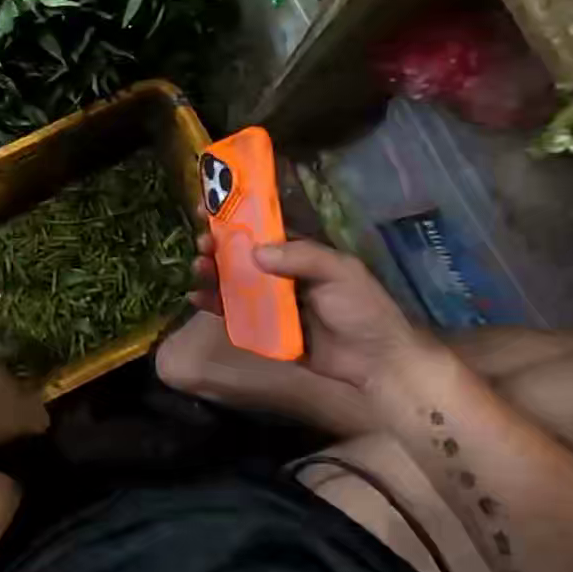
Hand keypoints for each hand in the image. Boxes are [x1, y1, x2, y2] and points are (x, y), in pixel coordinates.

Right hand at [190, 233, 436, 394]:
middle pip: (239, 255)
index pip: (260, 229)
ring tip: (198, 268)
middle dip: (216, 246)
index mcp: (297, 253)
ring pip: (232, 281)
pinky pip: (232, 313)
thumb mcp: (339, 272)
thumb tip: (254, 250)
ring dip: (211, 272)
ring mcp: (269, 302)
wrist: (376, 363)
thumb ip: (301, 257)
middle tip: (200, 244)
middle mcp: (279, 273)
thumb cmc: (362, 309)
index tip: (207, 209)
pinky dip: (212, 304)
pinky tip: (196, 298)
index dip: (234, 218)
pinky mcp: (262, 328)